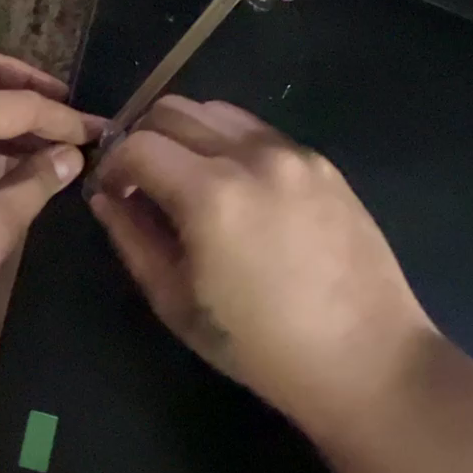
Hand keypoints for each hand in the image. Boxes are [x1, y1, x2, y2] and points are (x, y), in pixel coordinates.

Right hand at [88, 97, 434, 427]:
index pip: (137, 145)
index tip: (112, 194)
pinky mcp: (321, 162)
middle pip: (172, 111)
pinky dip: (227, 143)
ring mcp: (293, 153)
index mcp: (210, 194)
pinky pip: (256, 131)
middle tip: (142, 184)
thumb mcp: (175, 300)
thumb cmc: (258, 344)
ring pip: (216, 111)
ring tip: (186, 181)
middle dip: (143, 141)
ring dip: (185, 135)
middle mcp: (251, 156)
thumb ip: (131, 237)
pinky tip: (235, 188)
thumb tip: (105, 196)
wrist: (366, 361)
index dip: (112, 165)